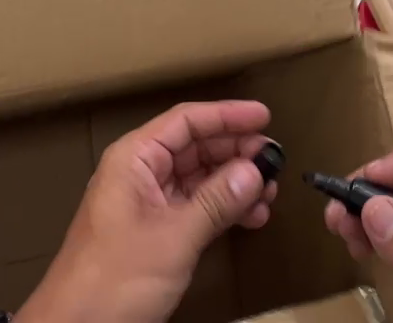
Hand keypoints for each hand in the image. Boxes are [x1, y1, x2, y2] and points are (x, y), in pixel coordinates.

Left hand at [19, 101, 279, 322]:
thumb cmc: (116, 277)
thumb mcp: (174, 237)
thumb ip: (217, 201)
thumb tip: (256, 169)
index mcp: (135, 158)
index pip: (186, 121)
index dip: (226, 115)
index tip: (264, 117)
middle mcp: (141, 171)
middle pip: (194, 146)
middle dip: (235, 151)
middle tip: (275, 159)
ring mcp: (147, 202)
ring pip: (198, 177)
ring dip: (234, 183)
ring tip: (270, 192)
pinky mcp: (155, 231)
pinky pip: (195, 206)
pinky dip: (223, 209)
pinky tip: (252, 217)